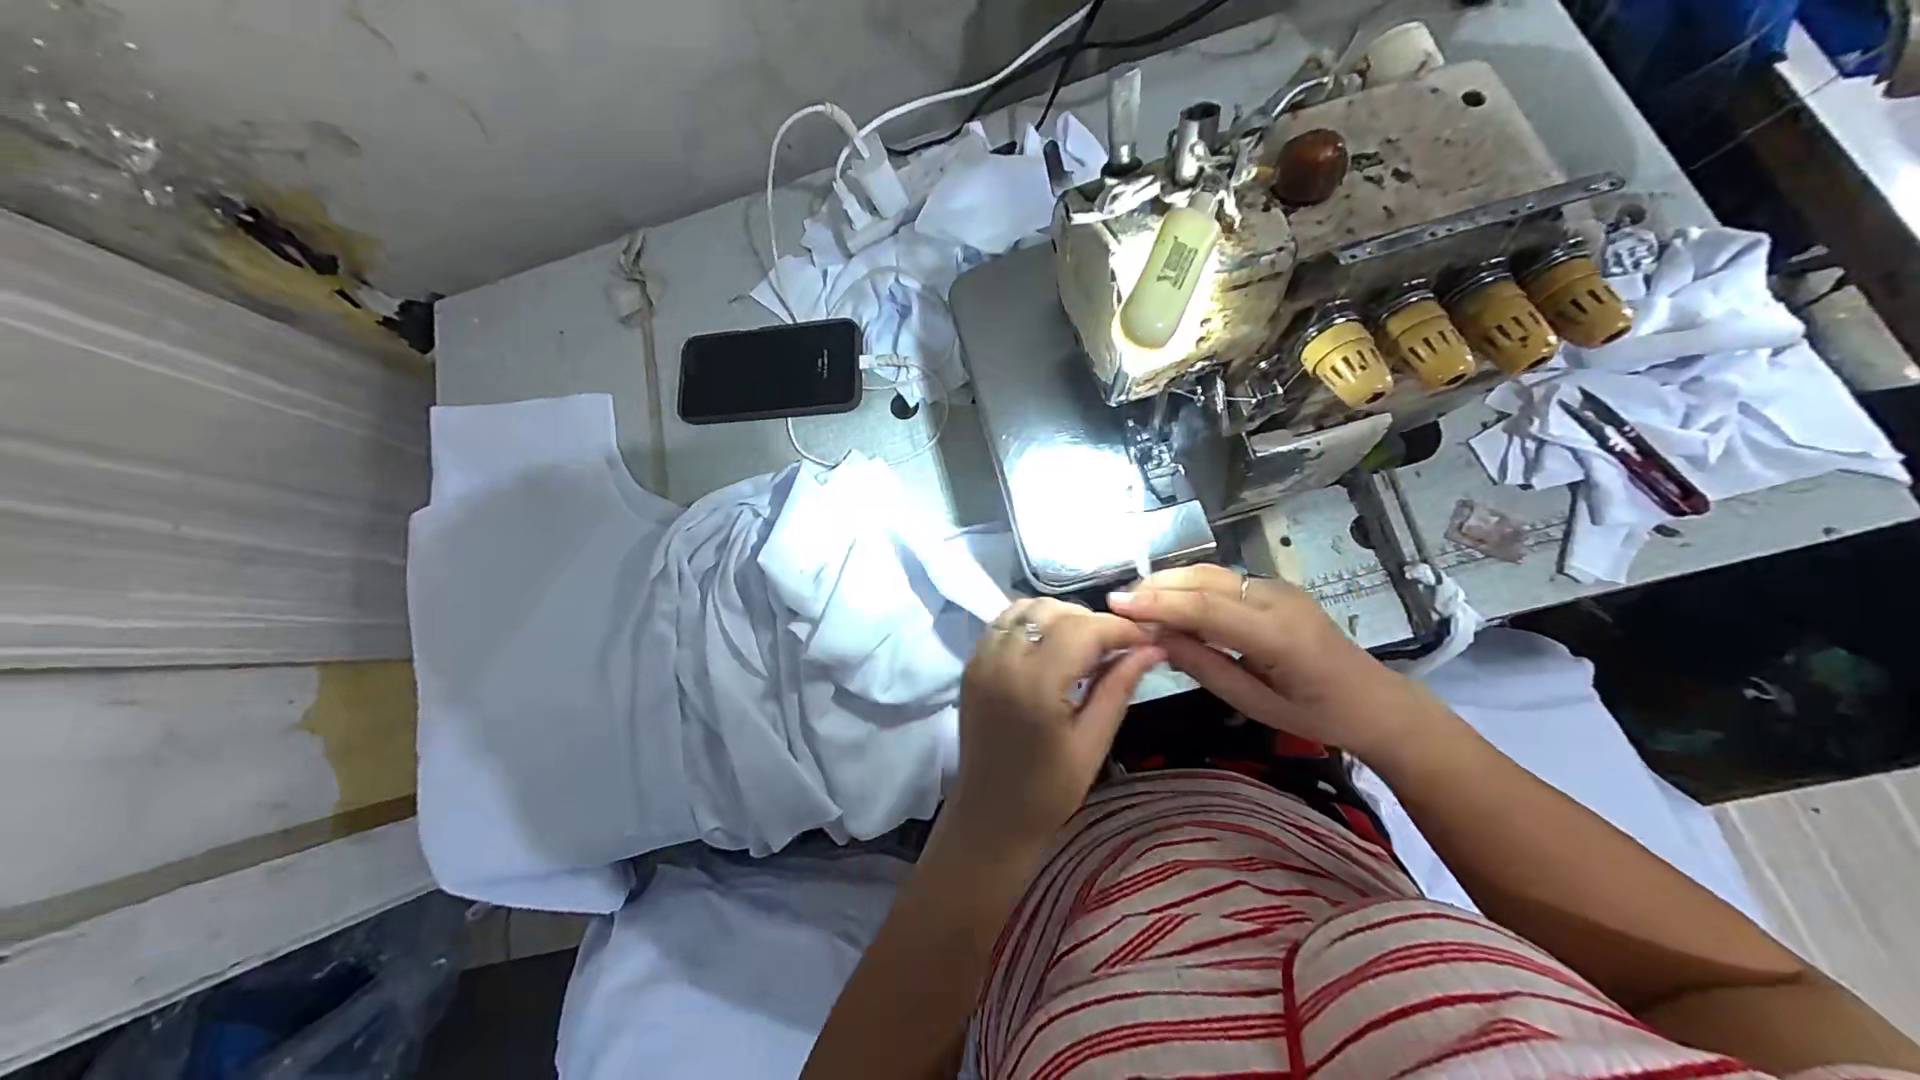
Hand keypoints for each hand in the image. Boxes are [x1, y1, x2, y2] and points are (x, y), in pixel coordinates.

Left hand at [946, 598, 1164, 854]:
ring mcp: (981, 659)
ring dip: (1059, 616)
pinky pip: (1003, 623)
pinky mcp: (971, 664)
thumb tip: (1152, 647)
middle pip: (1053, 610)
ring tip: (1084, 645)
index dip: (1119, 628)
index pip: (1084, 629)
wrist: (990, 815)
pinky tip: (1051, 646)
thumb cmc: (1048, 789)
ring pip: (1025, 608)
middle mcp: (1003, 661)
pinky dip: (1030, 622)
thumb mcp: (1093, 741)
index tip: (1145, 640)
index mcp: (1035, 684)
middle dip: (1090, 620)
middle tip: (1115, 647)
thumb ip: (1119, 686)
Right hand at [1107, 564, 1444, 760]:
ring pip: (1211, 574)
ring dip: (1170, 584)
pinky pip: (1224, 582)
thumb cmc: (1317, 716)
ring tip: (1136, 602)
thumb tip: (1155, 637)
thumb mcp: (1255, 703)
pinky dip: (1190, 589)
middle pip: (1204, 579)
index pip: (1205, 607)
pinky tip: (1171, 605)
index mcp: (1278, 635)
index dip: (1156, 603)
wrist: (1375, 702)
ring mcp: (1279, 589)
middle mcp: (1278, 599)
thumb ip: (1204, 666)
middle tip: (1119, 604)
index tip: (1115, 604)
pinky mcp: (1276, 589)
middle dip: (1156, 586)